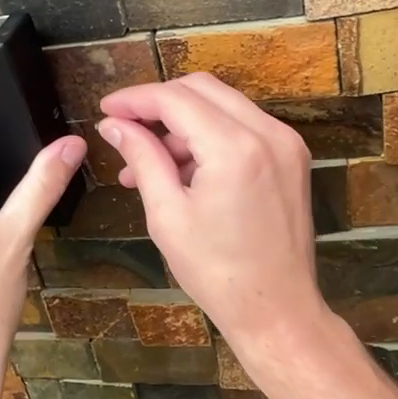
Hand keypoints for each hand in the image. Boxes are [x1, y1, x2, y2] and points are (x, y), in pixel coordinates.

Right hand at [97, 73, 330, 364]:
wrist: (276, 310)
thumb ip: (142, 158)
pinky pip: (242, 126)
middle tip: (123, 128)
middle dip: (158, 103)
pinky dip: (208, 136)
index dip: (135, 99)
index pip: (175, 99)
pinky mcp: (292, 157)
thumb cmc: (217, 272)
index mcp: (235, 149)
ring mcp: (286, 143)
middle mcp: (268, 133)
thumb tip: (114, 126)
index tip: (106, 111)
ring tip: (146, 163)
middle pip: (201, 88)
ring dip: (182, 122)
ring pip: (222, 104)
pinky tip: (180, 170)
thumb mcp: (167, 214)